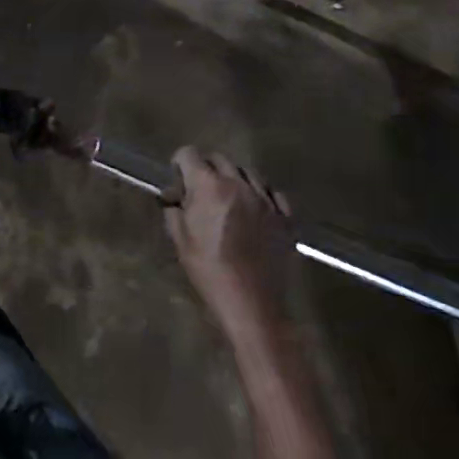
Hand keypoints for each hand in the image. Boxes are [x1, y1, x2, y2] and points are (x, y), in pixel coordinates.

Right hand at [165, 148, 292, 331]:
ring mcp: (264, 198)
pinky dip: (260, 194)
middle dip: (205, 168)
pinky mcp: (284, 216)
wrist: (252, 304)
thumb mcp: (180, 240)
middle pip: (218, 158)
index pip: (189, 154)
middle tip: (200, 191)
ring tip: (228, 198)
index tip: (178, 181)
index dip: (179, 164)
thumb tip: (174, 198)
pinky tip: (254, 209)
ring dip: (233, 178)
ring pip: (246, 171)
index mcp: (208, 186)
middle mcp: (237, 183)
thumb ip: (174, 210)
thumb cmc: (209, 271)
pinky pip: (271, 192)